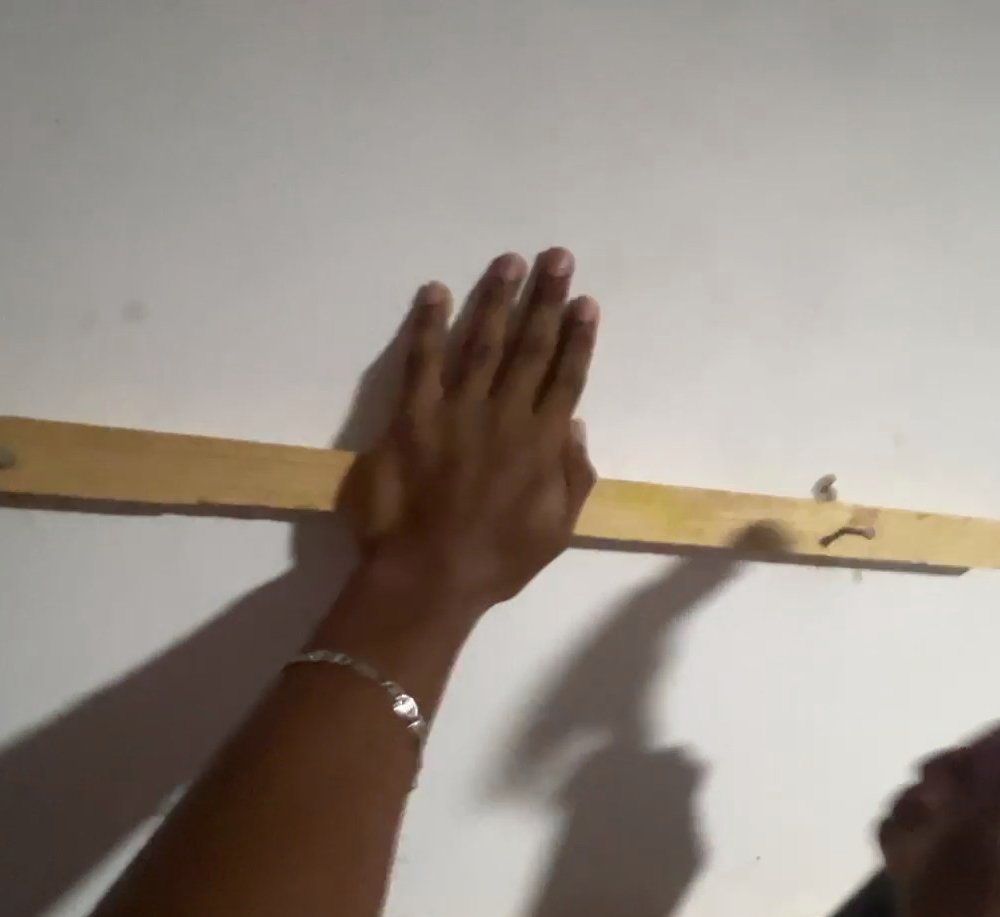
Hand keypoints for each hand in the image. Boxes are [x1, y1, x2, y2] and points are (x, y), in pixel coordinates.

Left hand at [342, 249, 598, 608]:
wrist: (429, 574)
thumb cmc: (498, 559)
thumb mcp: (557, 530)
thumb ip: (573, 477)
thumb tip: (575, 425)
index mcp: (542, 443)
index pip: (566, 377)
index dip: (578, 338)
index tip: (586, 303)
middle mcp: (504, 414)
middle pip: (530, 347)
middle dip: (546, 300)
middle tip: (557, 258)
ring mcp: (457, 411)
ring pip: (481, 342)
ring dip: (497, 298)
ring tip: (510, 261)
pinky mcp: (413, 416)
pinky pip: (421, 361)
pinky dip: (427, 324)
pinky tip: (436, 292)